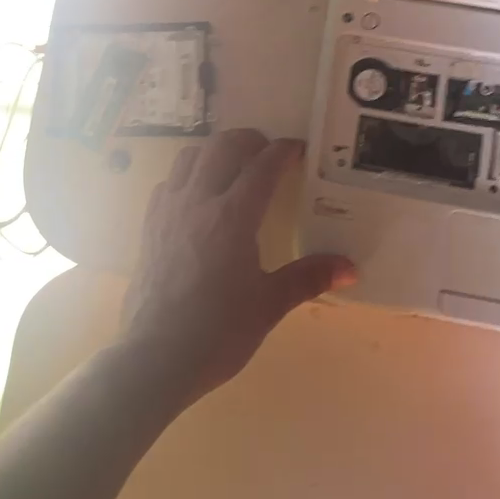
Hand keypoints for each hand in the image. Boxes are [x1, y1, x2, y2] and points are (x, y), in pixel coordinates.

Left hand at [120, 130, 357, 408]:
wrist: (155, 358)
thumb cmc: (218, 332)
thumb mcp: (269, 305)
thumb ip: (308, 278)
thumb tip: (350, 267)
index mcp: (233, 216)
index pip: (263, 166)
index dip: (283, 152)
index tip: (299, 150)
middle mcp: (198, 201)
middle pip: (222, 146)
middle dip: (248, 140)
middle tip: (267, 152)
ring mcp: (168, 211)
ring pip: (190, 157)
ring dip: (214, 151)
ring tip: (232, 166)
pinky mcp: (148, 226)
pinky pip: (168, 182)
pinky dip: (187, 176)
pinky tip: (198, 197)